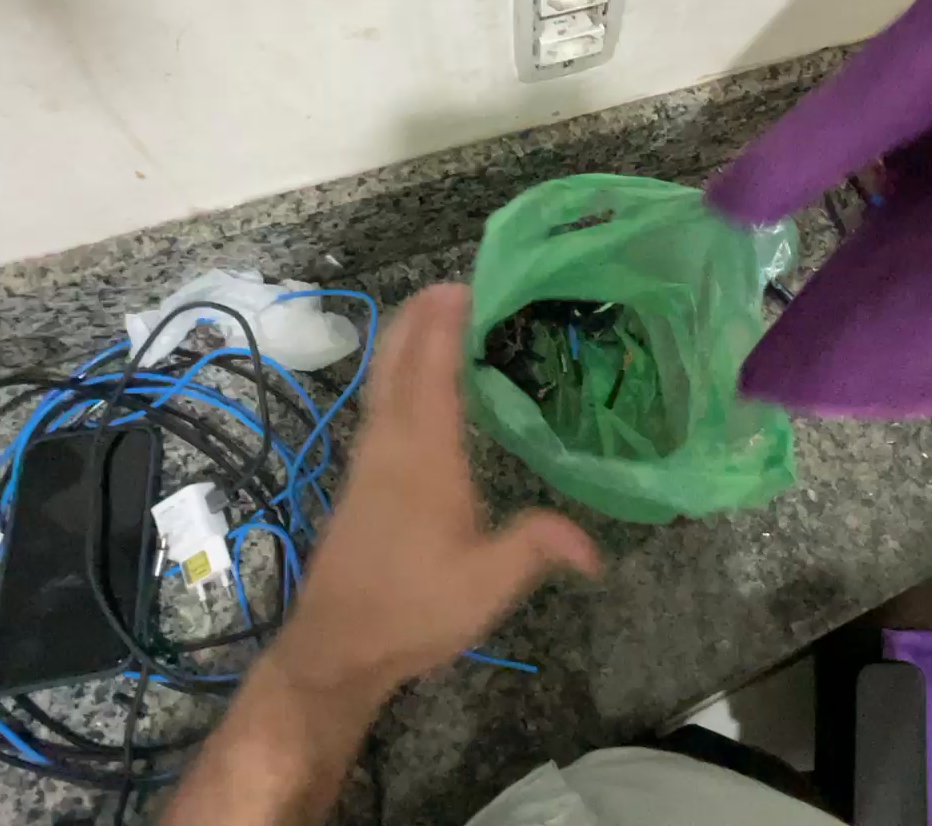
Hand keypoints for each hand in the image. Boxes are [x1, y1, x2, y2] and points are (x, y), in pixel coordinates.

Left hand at [270, 283, 600, 702]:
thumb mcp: (487, 584)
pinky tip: (416, 379)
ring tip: (437, 314)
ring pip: (382, 378)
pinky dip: (398, 369)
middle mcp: (391, 443)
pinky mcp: (361, 474)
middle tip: (453, 284)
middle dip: (419, 315)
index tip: (465, 285)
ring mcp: (369, 457)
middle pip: (397, 360)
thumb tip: (596, 550)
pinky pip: (379, 400)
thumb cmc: (412, 609)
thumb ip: (538, 548)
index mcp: (425, 456)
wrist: (335, 647)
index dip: (446, 324)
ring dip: (405, 338)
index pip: (433, 371)